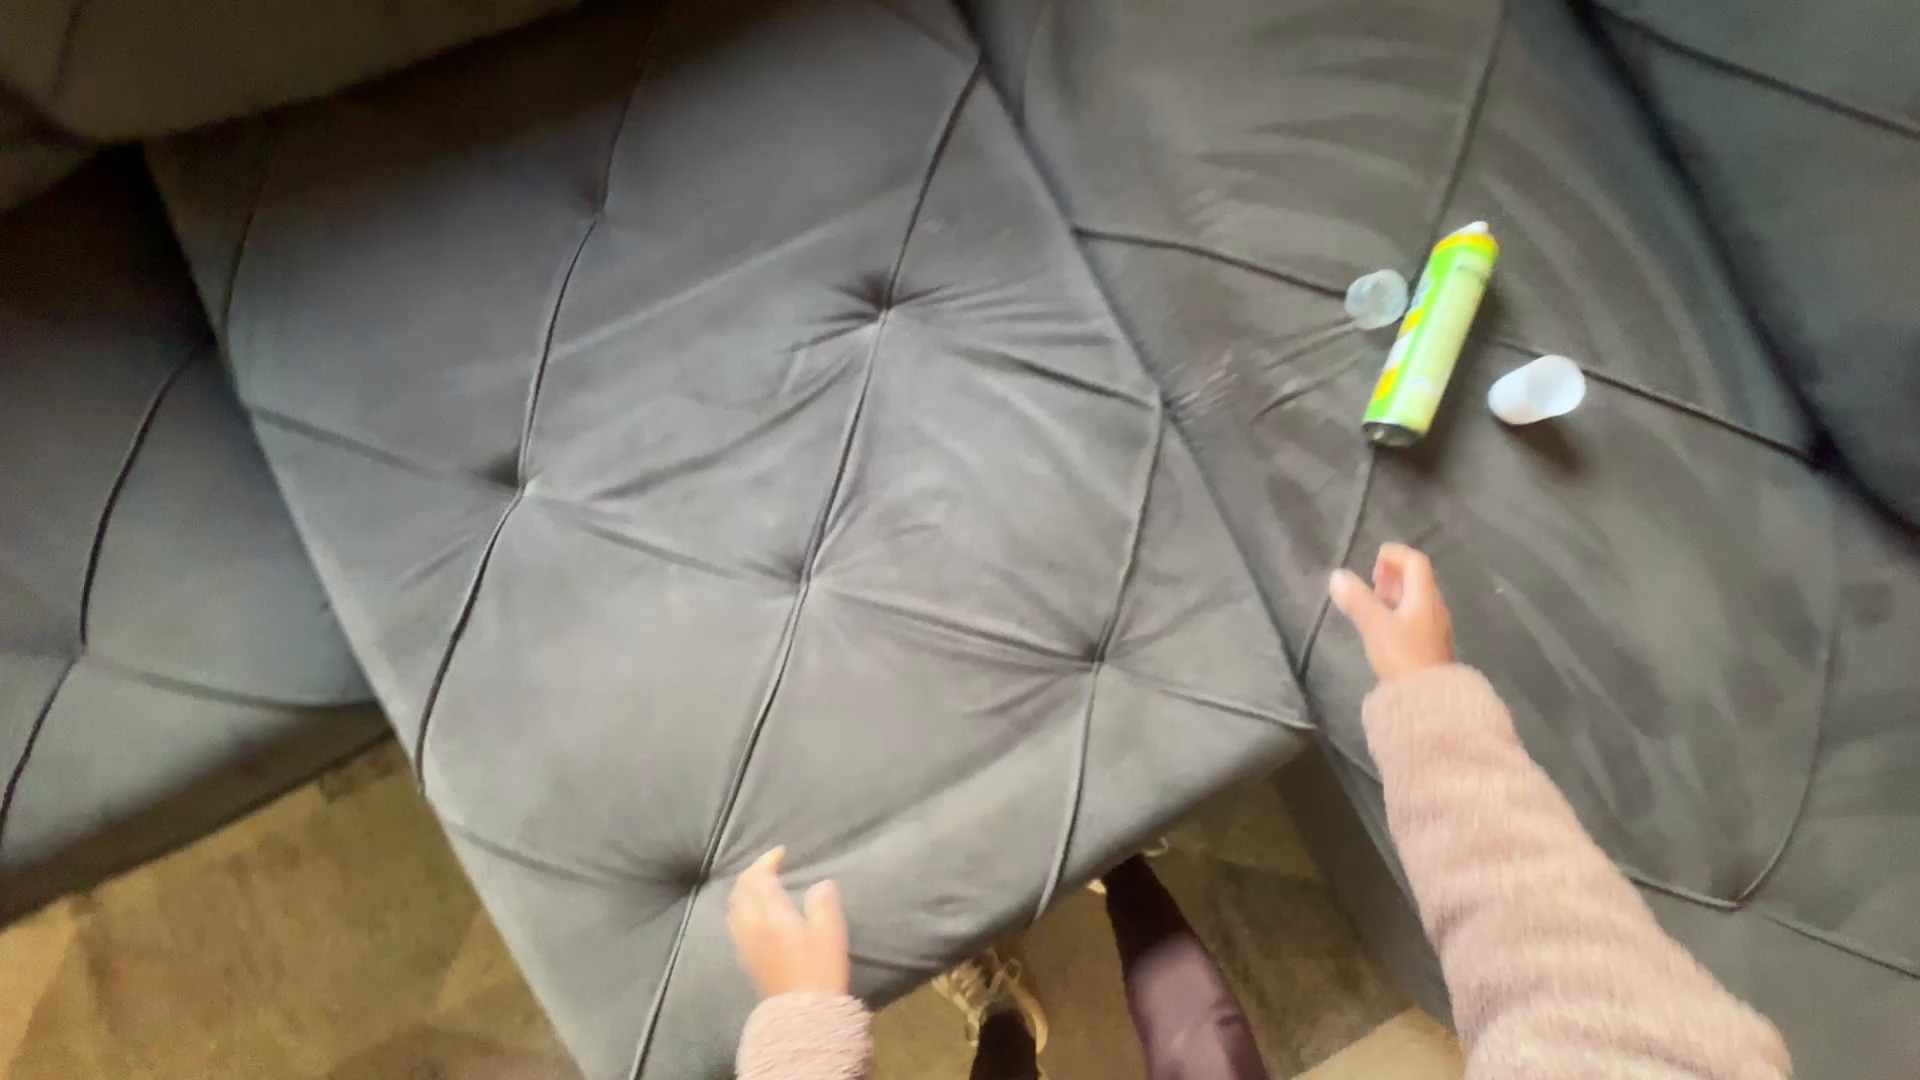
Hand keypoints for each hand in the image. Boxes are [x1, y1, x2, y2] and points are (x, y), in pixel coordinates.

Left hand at [727, 847, 850, 998]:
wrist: (802, 1016)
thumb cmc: (820, 970)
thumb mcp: (830, 933)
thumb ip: (823, 903)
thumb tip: (820, 883)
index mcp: (772, 916)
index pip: (759, 879)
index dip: (767, 861)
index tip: (781, 853)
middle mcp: (753, 926)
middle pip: (742, 890)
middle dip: (753, 872)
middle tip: (771, 864)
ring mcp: (746, 944)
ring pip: (735, 906)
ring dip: (745, 888)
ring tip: (761, 882)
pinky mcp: (747, 958)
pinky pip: (736, 922)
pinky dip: (742, 905)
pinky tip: (754, 910)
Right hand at [1329, 543, 1454, 682]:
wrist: (1429, 699)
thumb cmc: (1402, 655)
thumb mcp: (1375, 625)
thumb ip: (1356, 599)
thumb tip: (1337, 575)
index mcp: (1424, 598)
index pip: (1416, 563)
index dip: (1395, 554)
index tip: (1373, 558)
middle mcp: (1434, 608)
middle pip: (1418, 579)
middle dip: (1394, 572)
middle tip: (1372, 577)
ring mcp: (1433, 627)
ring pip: (1415, 598)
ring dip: (1395, 592)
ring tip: (1373, 598)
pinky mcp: (1428, 644)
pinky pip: (1414, 615)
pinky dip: (1397, 609)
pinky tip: (1382, 623)